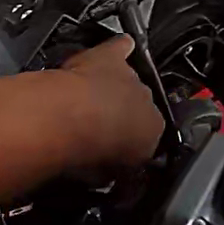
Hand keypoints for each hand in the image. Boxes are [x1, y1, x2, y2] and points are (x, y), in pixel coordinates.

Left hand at [55, 34, 165, 168]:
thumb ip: (115, 174)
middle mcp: (148, 102)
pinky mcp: (110, 57)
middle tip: (97, 128)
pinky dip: (120, 47)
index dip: (128, 145)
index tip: (113, 152)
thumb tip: (110, 180)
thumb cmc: (88, 150)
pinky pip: (121, 48)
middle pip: (138, 107)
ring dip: (114, 88)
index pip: (147, 139)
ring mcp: (129, 78)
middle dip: (121, 115)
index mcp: (152, 132)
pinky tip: (122, 44)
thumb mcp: (105, 176)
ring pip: (128, 80)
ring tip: (95, 100)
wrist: (71, 119)